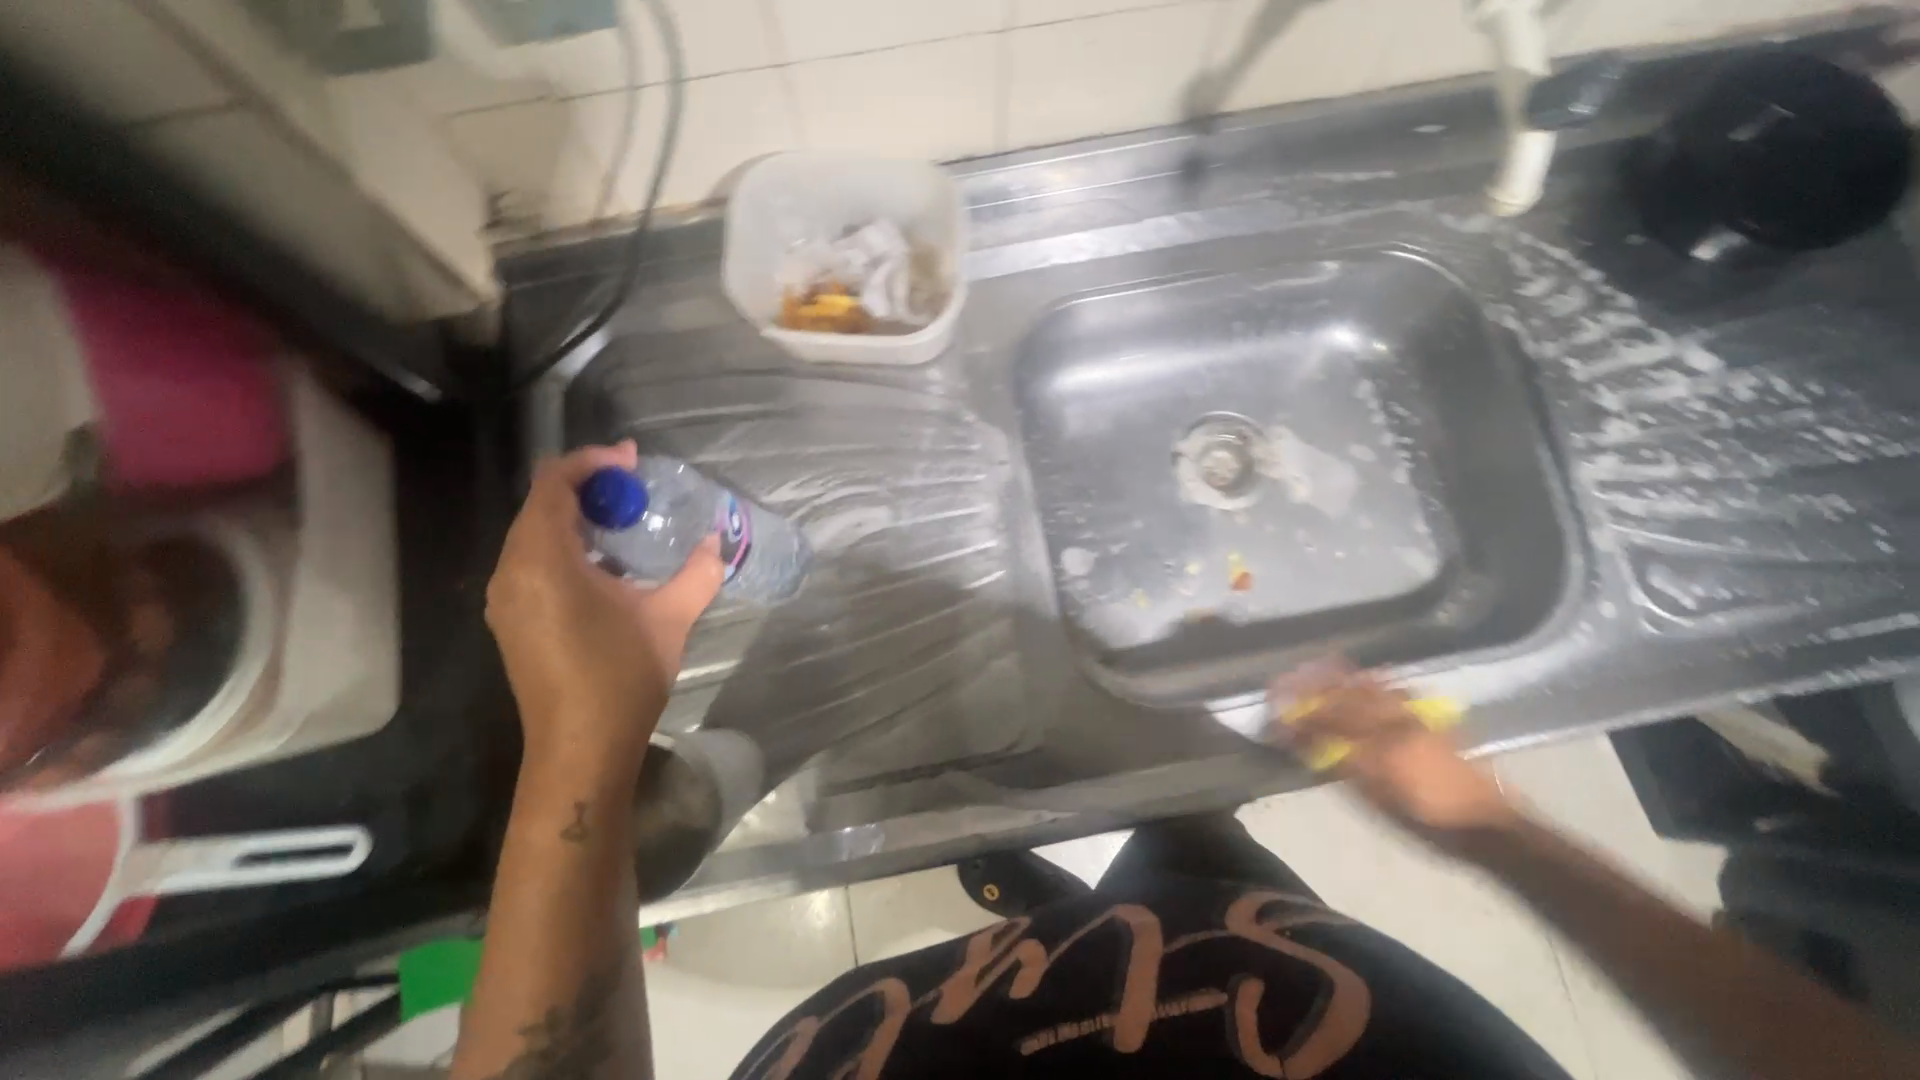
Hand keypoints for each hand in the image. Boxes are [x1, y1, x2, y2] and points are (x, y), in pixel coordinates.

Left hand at [485, 442, 723, 781]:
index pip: (555, 486)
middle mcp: (512, 572)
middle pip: (540, 506)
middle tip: (634, 488)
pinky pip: (533, 562)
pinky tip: (605, 564)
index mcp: (543, 562)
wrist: (580, 748)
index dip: (592, 464)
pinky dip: (566, 548)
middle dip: (586, 488)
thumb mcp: (670, 619)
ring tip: (623, 520)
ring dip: (576, 518)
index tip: (633, 462)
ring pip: (534, 535)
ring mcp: (506, 599)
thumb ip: (696, 573)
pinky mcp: (512, 620)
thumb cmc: (621, 678)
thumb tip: (717, 542)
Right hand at [1271, 660, 1519, 845]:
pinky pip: (1398, 691)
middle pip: (1344, 697)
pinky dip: (1379, 680)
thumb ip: (1340, 766)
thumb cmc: (1426, 822)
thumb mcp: (1376, 801)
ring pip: (1371, 687)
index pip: (1324, 723)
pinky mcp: (1432, 722)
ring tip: (1322, 665)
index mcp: (1375, 744)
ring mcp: (1414, 719)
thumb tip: (1305, 744)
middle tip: (1287, 680)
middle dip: (1311, 686)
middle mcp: (1392, 722)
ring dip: (1342, 676)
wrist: (1488, 826)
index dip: (1296, 716)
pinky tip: (1372, 675)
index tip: (1273, 712)